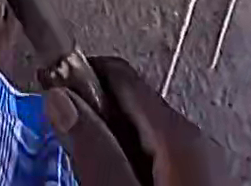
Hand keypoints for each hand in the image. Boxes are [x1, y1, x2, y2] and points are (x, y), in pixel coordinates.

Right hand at [44, 57, 228, 185]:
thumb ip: (94, 151)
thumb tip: (60, 99)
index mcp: (181, 137)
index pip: (116, 73)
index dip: (76, 78)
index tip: (48, 99)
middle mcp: (196, 146)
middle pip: (125, 104)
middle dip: (89, 118)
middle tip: (63, 145)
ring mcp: (202, 174)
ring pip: (135, 137)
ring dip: (105, 148)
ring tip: (89, 176)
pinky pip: (151, 164)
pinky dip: (125, 169)